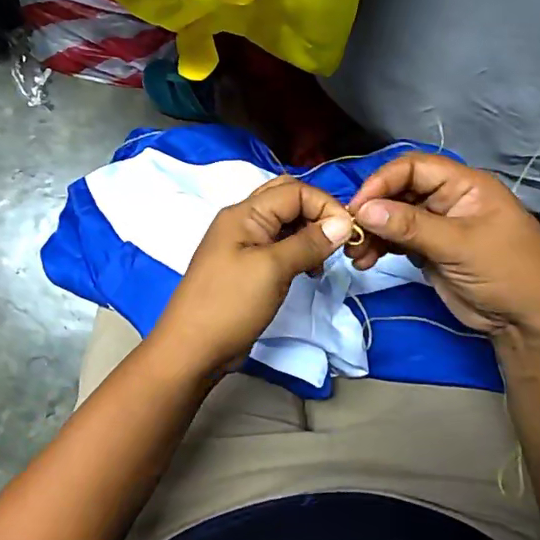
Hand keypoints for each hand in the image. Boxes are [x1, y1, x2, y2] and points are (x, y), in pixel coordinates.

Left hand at [150, 177, 354, 374]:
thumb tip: (343, 223)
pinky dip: (299, 251)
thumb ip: (307, 243)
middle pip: (288, 200)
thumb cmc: (229, 304)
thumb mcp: (272, 270)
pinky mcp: (247, 267)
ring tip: (323, 260)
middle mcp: (242, 221)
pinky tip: (310, 270)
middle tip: (337, 241)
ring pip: (285, 223)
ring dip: (309, 233)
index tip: (347, 233)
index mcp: (244, 213)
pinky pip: (279, 246)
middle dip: (317, 213)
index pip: (294, 190)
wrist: (192, 349)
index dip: (324, 205)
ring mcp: (243, 244)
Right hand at [346, 152, 539, 338]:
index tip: (358, 206)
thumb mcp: (459, 246)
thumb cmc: (506, 273)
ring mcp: (438, 225)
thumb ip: (410, 226)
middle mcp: (448, 199)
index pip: (414, 168)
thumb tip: (363, 209)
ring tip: (355, 254)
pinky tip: (365, 261)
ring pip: (393, 217)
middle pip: (399, 191)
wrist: (527, 323)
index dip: (382, 181)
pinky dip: (378, 248)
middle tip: (350, 233)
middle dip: (372, 210)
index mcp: (465, 185)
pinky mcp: (429, 250)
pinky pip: (396, 240)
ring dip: (372, 232)